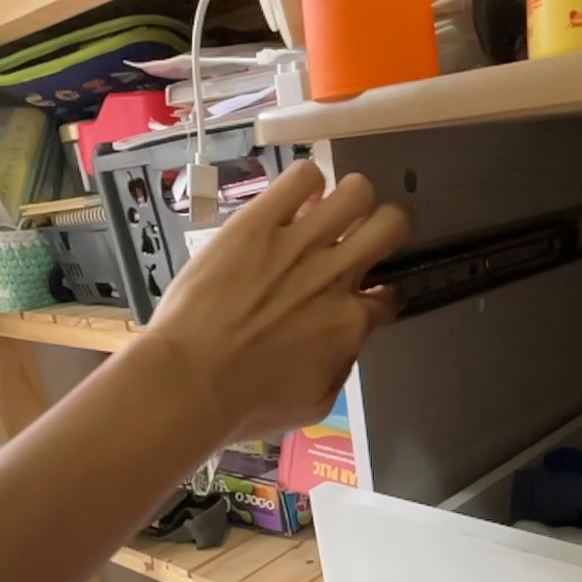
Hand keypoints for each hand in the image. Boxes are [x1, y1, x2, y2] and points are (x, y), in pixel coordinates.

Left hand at [145, 160, 409, 439]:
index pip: (390, 295)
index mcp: (350, 324)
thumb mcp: (315, 404)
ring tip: (327, 214)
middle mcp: (335, 276)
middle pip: (390, 224)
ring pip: (356, 191)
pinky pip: (302, 176)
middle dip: (383, 230)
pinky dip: (305, 183)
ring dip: (349, 201)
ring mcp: (298, 243)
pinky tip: (291, 202)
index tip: (366, 296)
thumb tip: (349, 342)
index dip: (380, 295)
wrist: (190, 382)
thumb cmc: (248, 404)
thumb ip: (343, 366)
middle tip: (359, 240)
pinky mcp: (258, 222)